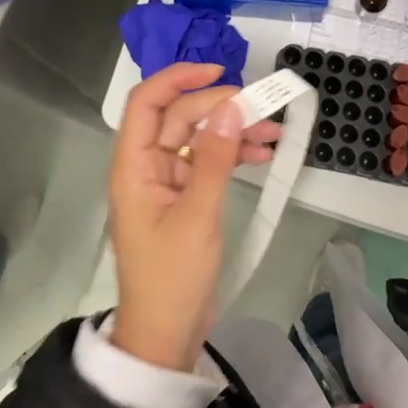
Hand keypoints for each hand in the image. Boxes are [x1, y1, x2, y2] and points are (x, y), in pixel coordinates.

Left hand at [106, 63, 281, 371]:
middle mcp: (145, 166)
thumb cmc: (173, 279)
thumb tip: (230, 107)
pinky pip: (207, 163)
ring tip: (274, 132)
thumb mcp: (197, 217)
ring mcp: (165, 182)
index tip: (219, 71)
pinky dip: (233, 156)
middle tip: (263, 109)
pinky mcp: (183, 198)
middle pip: (179, 117)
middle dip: (220, 108)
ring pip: (198, 138)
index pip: (147, 102)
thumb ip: (214, 159)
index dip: (179, 78)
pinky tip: (264, 154)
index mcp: (133, 165)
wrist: (165, 336)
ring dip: (233, 131)